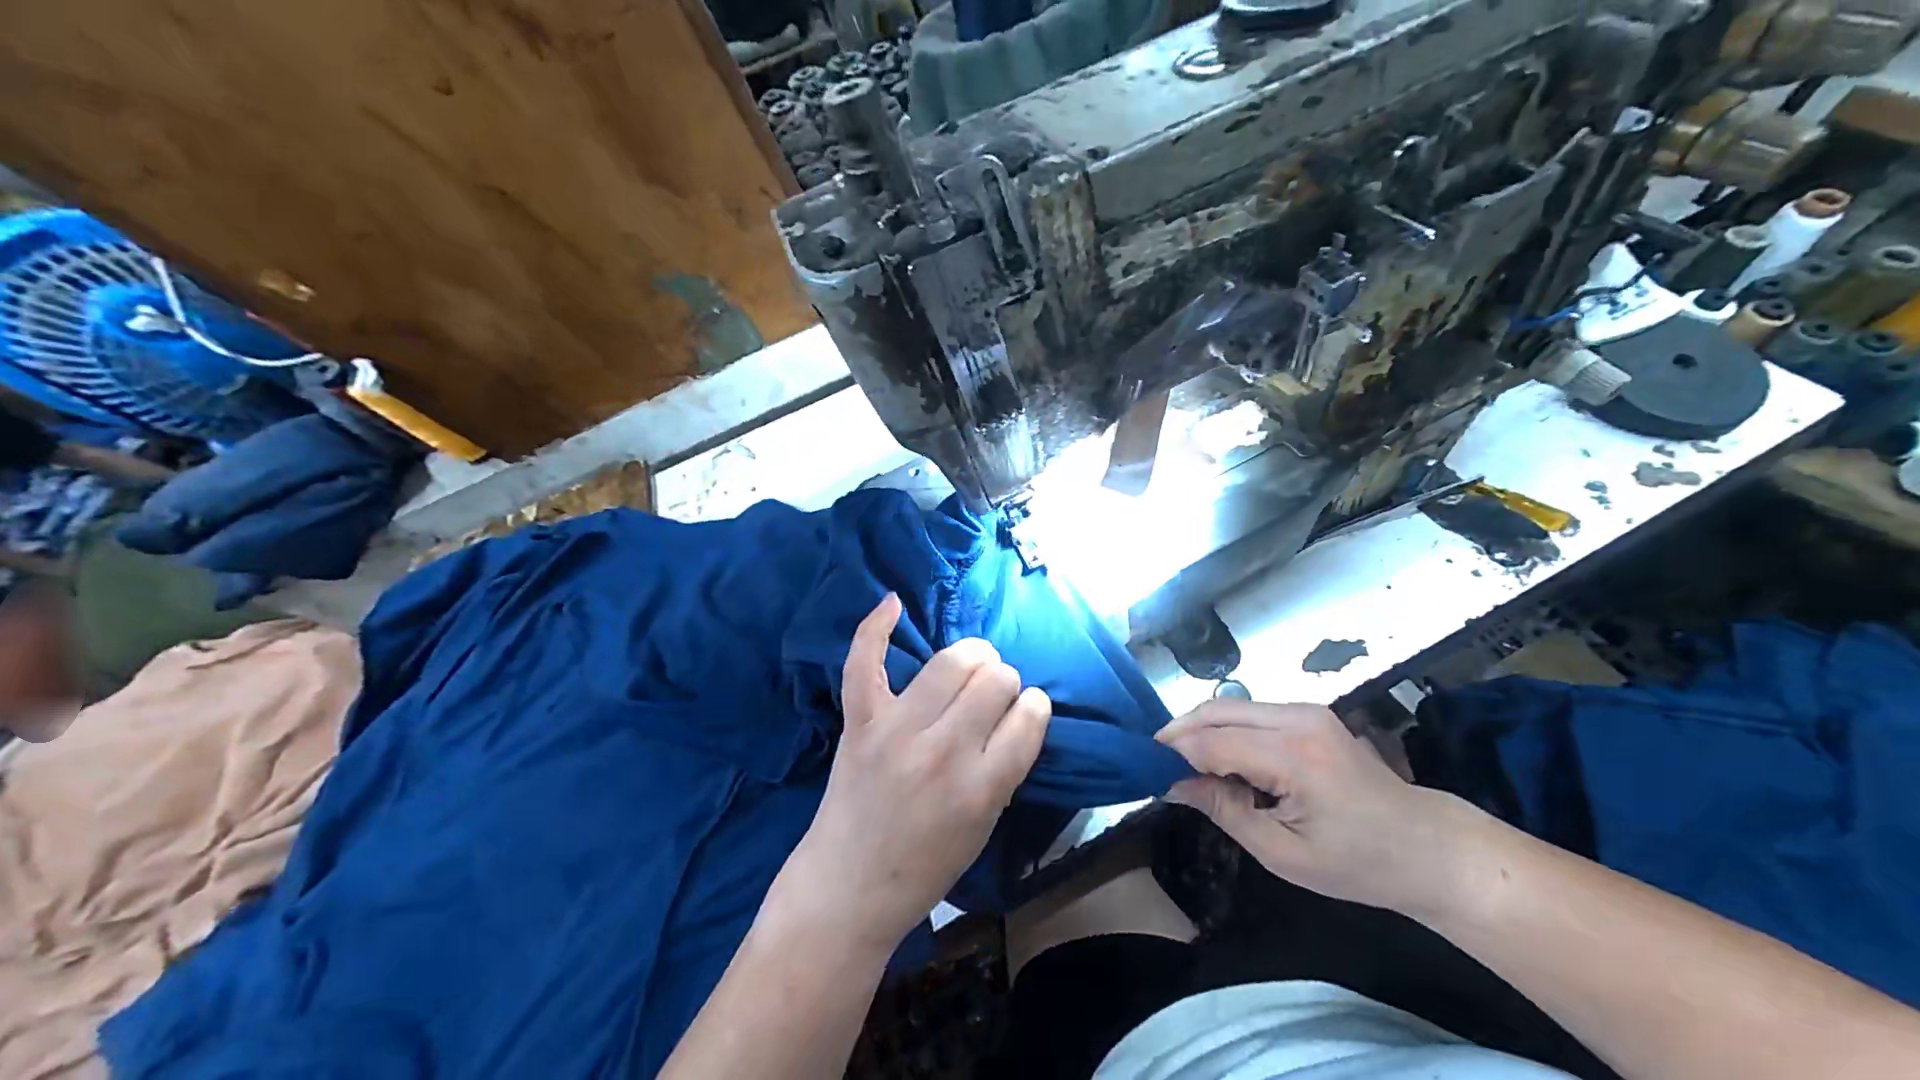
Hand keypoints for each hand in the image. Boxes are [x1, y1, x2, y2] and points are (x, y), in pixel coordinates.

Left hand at [773, 594, 1051, 948]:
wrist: (848, 887)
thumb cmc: (924, 868)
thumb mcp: (984, 827)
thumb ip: (1003, 769)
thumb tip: (1016, 712)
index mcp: (982, 788)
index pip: (1029, 717)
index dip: (1033, 707)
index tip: (1025, 710)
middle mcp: (943, 752)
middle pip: (995, 680)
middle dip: (1004, 681)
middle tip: (992, 695)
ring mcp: (896, 732)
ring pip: (952, 661)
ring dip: (972, 656)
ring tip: (970, 665)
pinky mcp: (860, 722)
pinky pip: (865, 662)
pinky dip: (875, 628)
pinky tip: (893, 603)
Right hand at [1156, 700, 1480, 918]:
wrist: (1430, 848)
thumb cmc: (1359, 864)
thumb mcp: (1283, 853)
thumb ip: (1223, 810)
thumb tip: (1173, 785)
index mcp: (1295, 757)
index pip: (1213, 742)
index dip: (1174, 754)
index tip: (1146, 771)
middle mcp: (1298, 719)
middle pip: (1216, 710)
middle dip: (1179, 732)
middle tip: (1154, 761)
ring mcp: (1307, 710)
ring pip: (1230, 704)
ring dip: (1200, 728)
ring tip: (1181, 761)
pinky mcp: (1310, 712)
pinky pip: (1250, 711)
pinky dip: (1224, 728)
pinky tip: (1218, 755)